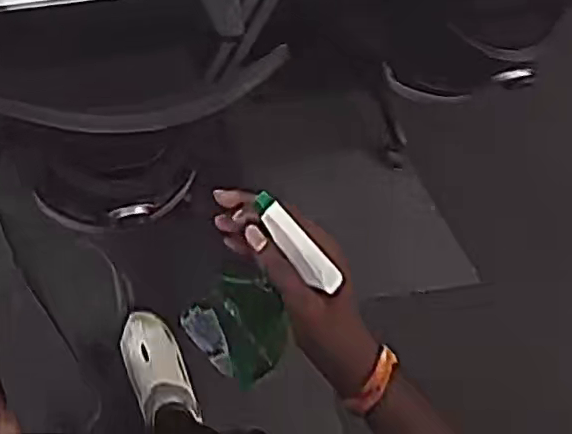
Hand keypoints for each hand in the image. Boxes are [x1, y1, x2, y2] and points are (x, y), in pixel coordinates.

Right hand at [212, 189, 380, 398]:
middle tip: (221, 207)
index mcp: (321, 247)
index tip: (230, 204)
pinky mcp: (298, 272)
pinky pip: (273, 249)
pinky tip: (235, 242)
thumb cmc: (332, 337)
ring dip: (246, 226)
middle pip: (276, 218)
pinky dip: (253, 244)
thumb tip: (253, 233)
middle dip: (246, 211)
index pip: (282, 213)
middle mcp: (314, 247)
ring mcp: (306, 259)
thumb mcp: (302, 302)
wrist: (350, 367)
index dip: (253, 205)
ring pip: (272, 233)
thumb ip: (278, 266)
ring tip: (222, 223)